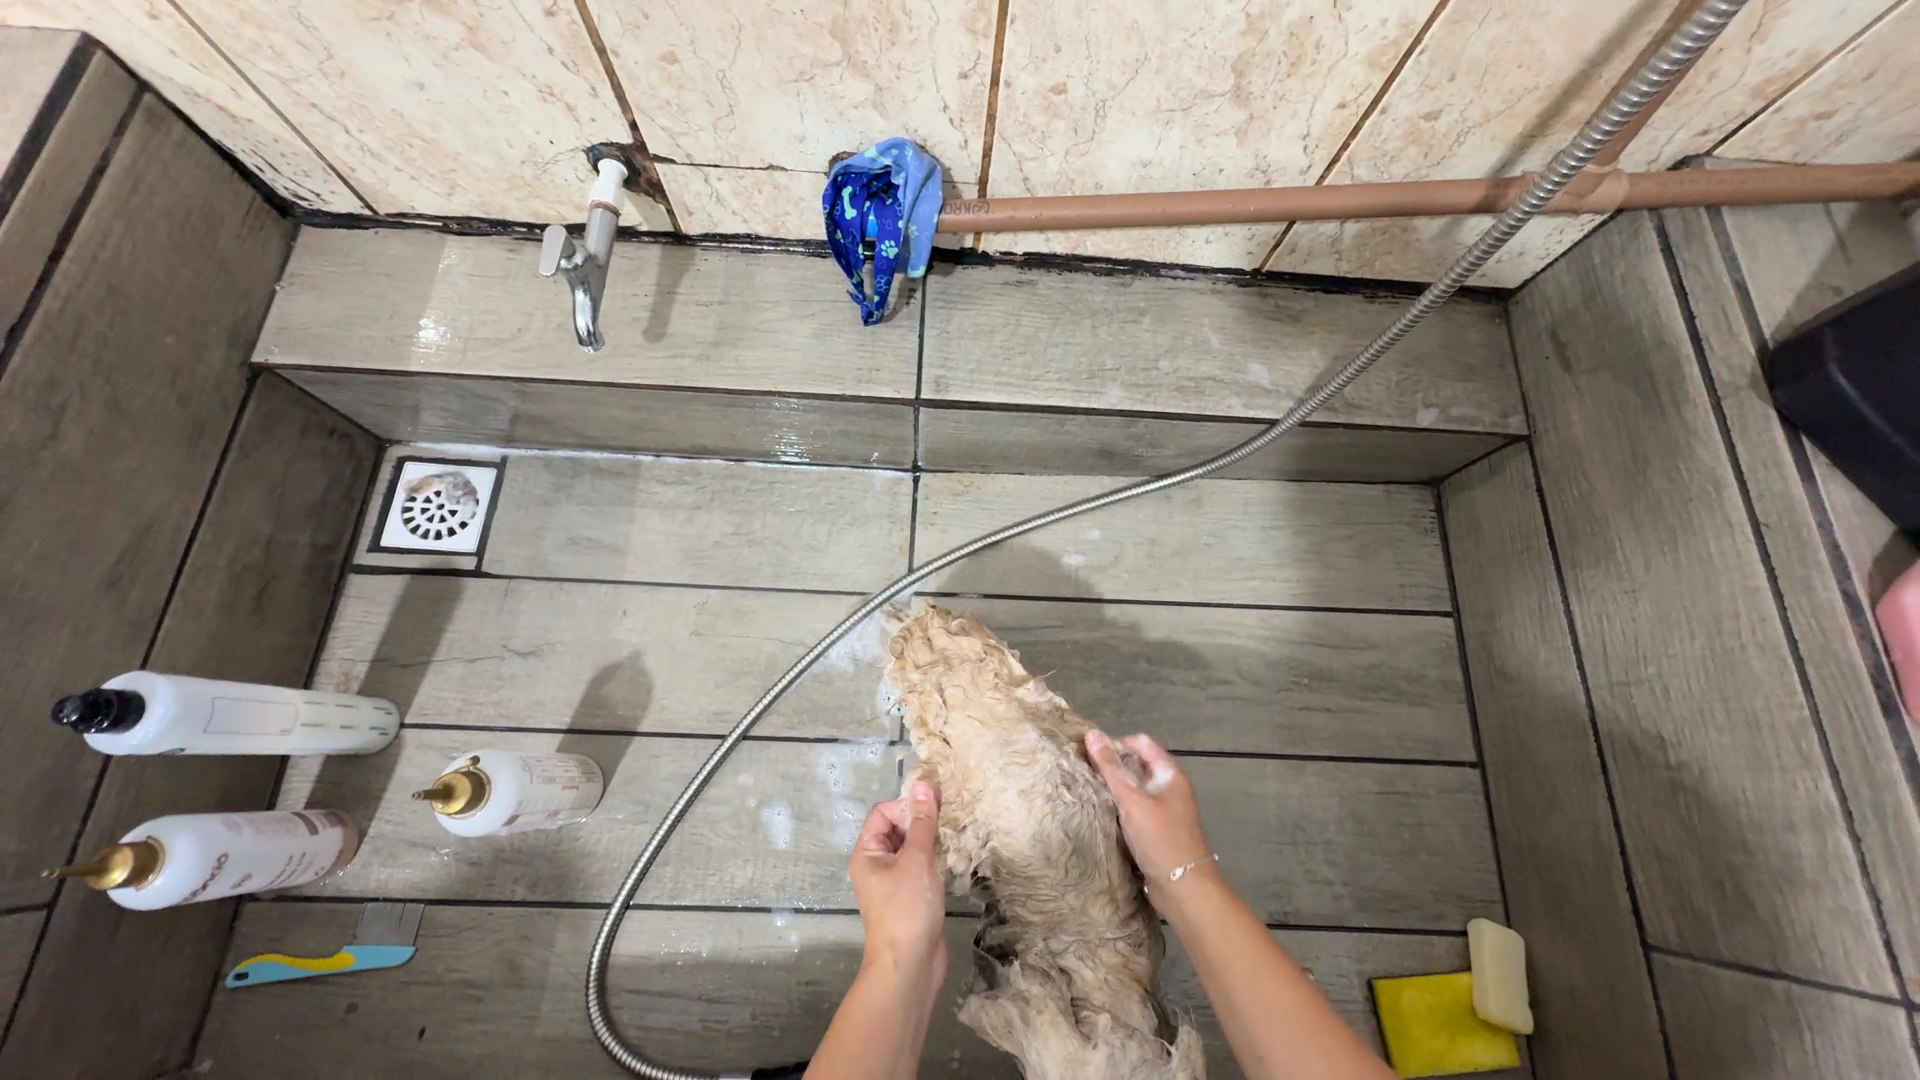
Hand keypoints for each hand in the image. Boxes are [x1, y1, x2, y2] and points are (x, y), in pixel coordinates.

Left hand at [849, 781, 947, 984]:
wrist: (910, 966)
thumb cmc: (907, 909)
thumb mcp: (916, 859)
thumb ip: (922, 822)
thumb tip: (923, 784)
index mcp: (868, 852)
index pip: (883, 812)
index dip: (906, 806)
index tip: (933, 810)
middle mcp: (876, 864)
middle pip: (898, 828)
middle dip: (921, 822)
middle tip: (948, 822)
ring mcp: (894, 882)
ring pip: (912, 848)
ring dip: (931, 841)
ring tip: (954, 839)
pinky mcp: (911, 897)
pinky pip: (921, 867)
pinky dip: (935, 860)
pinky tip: (954, 860)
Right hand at [1085, 730, 1213, 904]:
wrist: (1183, 887)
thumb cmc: (1160, 838)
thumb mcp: (1131, 800)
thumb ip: (1110, 768)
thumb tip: (1091, 733)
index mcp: (1170, 773)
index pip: (1140, 743)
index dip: (1116, 744)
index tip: (1092, 757)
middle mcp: (1169, 787)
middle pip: (1137, 764)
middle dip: (1113, 767)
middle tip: (1085, 774)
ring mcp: (1165, 809)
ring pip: (1135, 788)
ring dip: (1115, 789)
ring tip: (1090, 793)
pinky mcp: (1158, 829)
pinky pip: (1136, 809)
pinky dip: (1121, 808)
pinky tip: (1104, 815)